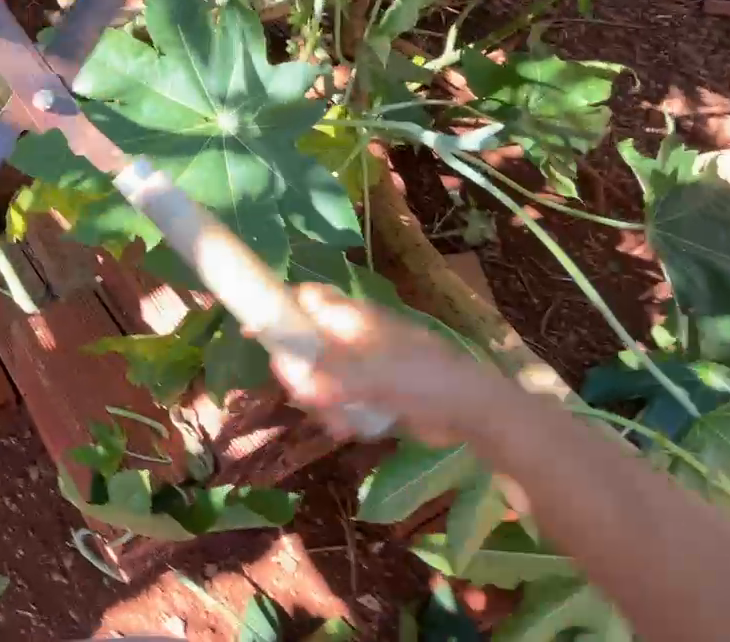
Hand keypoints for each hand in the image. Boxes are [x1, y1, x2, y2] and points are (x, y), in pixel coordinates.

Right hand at [269, 284, 507, 442]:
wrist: (473, 411)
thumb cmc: (425, 379)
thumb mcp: (376, 378)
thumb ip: (331, 380)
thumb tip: (291, 383)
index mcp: (350, 317)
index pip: (304, 299)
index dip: (277, 308)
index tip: (256, 331)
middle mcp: (350, 335)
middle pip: (303, 342)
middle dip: (299, 371)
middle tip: (302, 394)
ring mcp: (360, 362)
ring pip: (318, 374)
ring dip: (319, 400)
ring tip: (335, 422)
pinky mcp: (369, 389)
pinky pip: (337, 397)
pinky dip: (337, 412)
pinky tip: (348, 429)